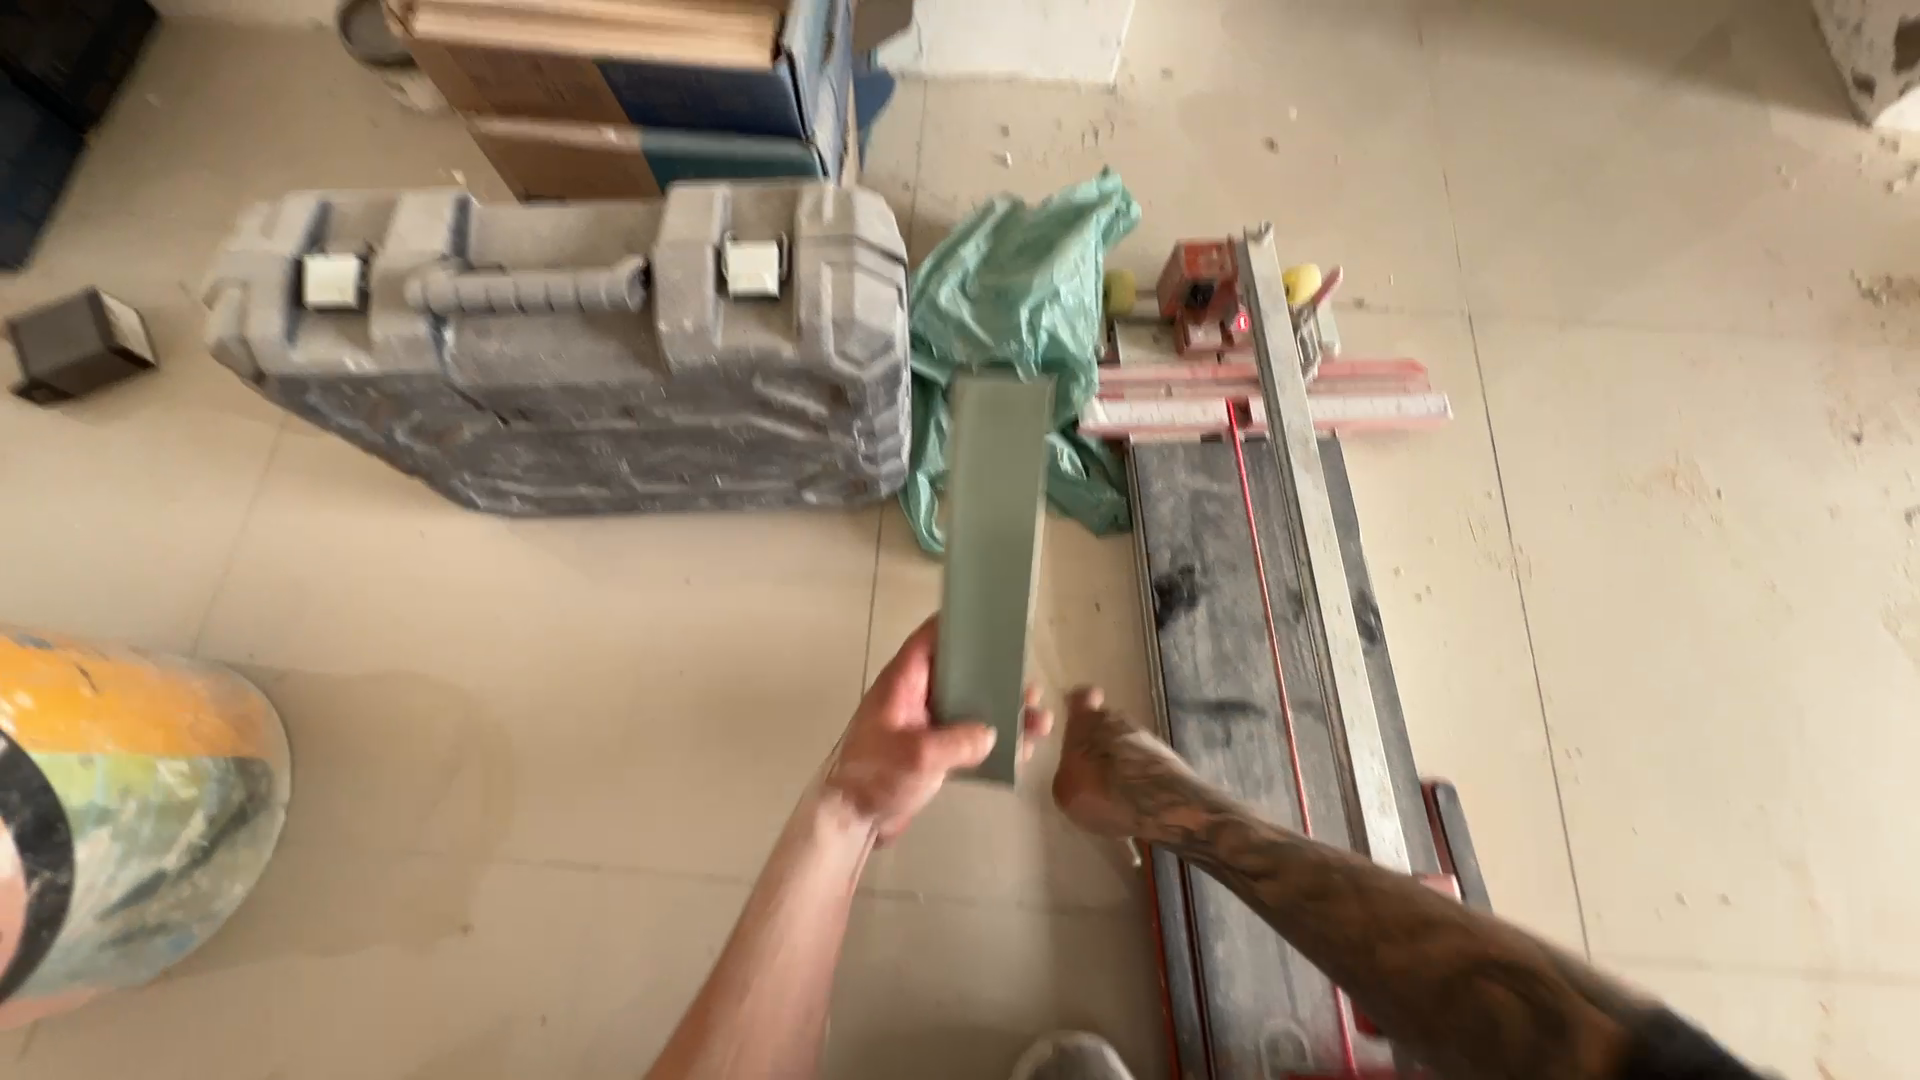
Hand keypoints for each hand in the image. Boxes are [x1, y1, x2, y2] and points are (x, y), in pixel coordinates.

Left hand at [824, 616, 1053, 844]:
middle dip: (998, 680)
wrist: (852, 820)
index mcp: (904, 682)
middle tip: (1030, 690)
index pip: (931, 639)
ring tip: (1038, 724)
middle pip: (961, 674)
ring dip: (1003, 715)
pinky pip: (969, 738)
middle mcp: (915, 697)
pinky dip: (994, 742)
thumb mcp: (920, 754)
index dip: (960, 626)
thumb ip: (960, 740)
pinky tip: (1022, 753)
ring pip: (971, 708)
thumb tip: (992, 734)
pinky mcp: (933, 752)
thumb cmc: (875, 775)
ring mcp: (924, 725)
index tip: (995, 623)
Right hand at [1052, 686, 1198, 840]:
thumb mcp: (1065, 791)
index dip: (1078, 705)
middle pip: (1104, 720)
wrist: (1159, 805)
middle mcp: (1115, 719)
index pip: (1080, 697)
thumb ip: (1067, 772)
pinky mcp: (1166, 755)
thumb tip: (1074, 772)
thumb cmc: (1101, 792)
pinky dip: (1138, 771)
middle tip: (1092, 764)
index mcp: (1085, 721)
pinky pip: (1144, 758)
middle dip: (1098, 737)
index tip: (1075, 718)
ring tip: (1114, 785)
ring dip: (1120, 756)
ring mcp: (1145, 735)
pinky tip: (1134, 795)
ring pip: (1125, 739)